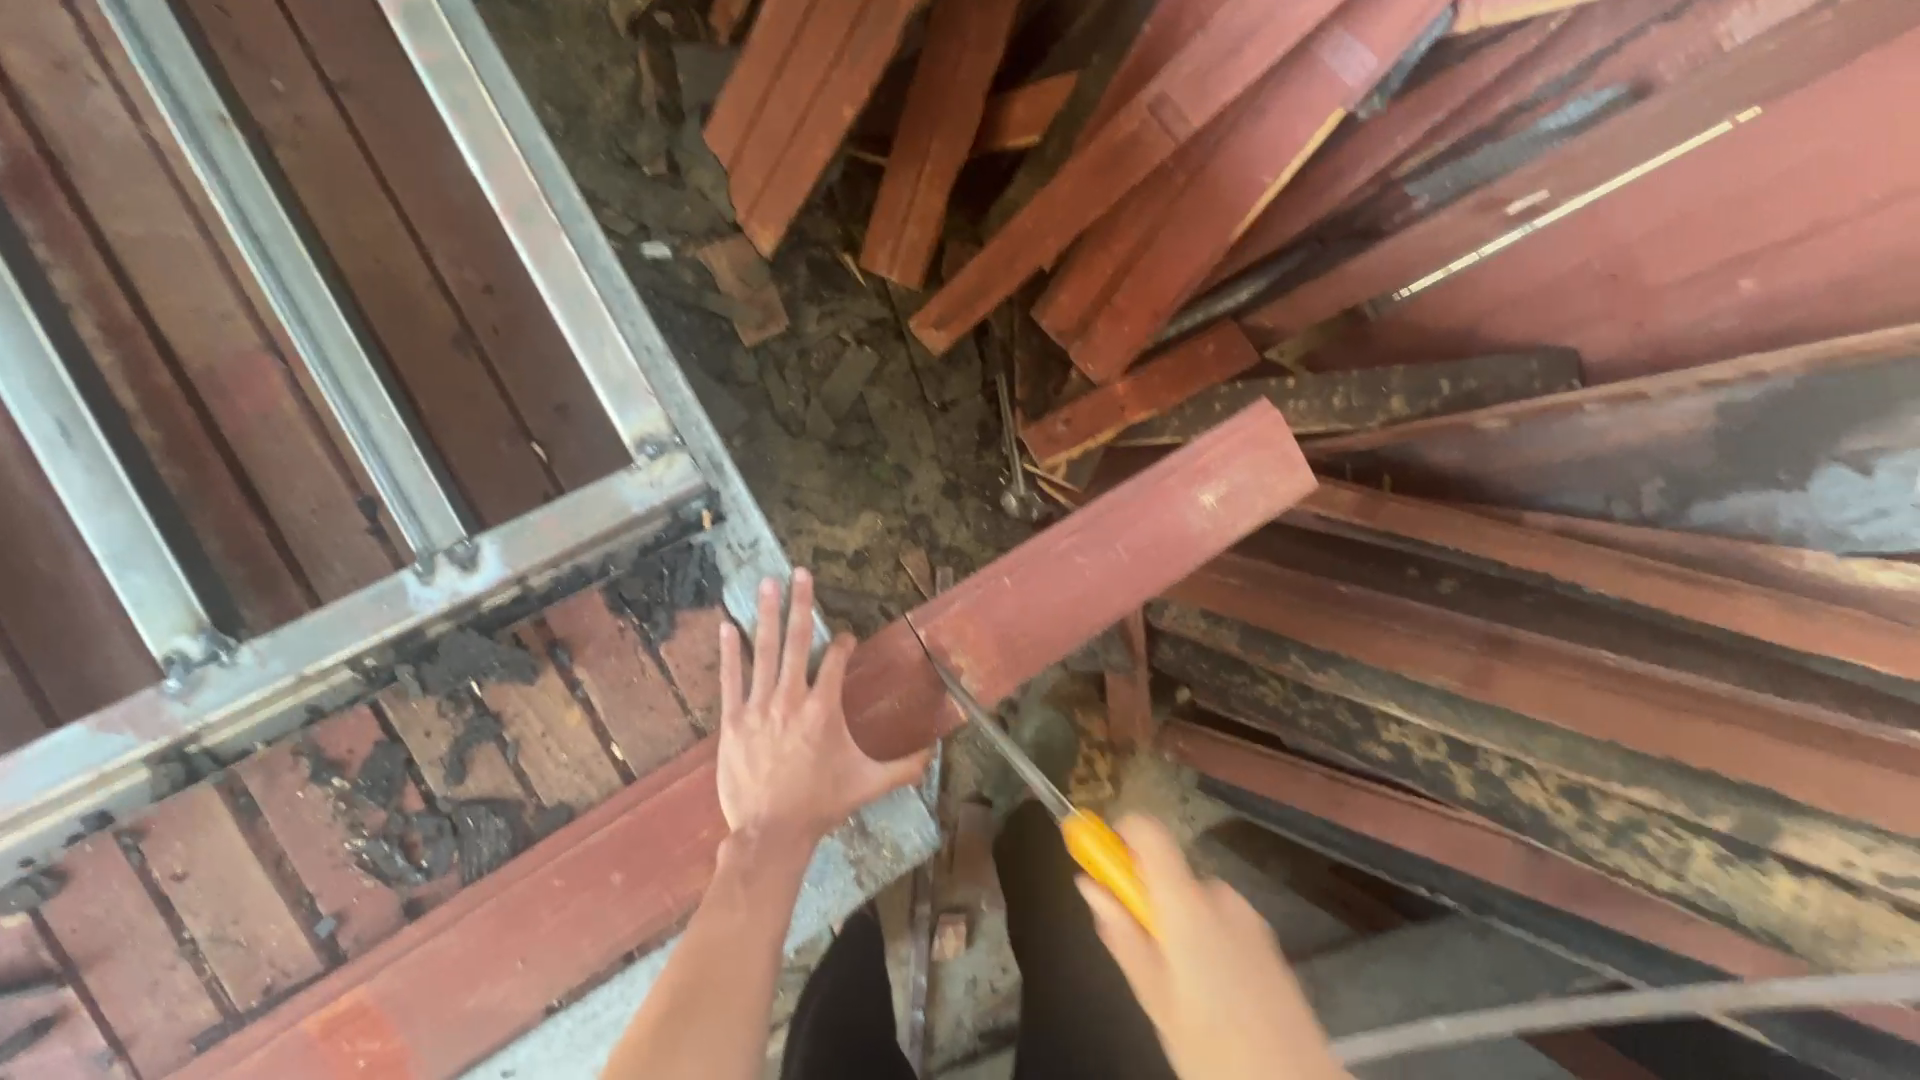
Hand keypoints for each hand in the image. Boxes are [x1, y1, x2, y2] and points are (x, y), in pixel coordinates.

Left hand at [715, 569, 930, 846]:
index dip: (842, 644)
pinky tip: (727, 626)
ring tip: (766, 584)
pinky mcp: (733, 721)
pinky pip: (731, 679)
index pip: (834, 661)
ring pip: (763, 652)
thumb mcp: (869, 785)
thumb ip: (904, 767)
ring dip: (766, 615)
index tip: (844, 638)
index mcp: (824, 710)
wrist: (771, 831)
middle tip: (800, 572)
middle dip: (800, 604)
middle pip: (796, 642)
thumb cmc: (822, 804)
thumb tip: (934, 754)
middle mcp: (791, 699)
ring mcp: (759, 707)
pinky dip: (730, 652)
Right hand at [1079, 816, 1349, 1079]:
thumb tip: (1090, 886)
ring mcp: (1249, 915)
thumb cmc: (1214, 1047)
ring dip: (1176, 923)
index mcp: (1187, 906)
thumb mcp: (1155, 997)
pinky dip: (1204, 937)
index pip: (1148, 832)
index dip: (1120, 834)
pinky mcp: (1267, 937)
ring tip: (1180, 985)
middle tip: (1142, 954)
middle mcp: (1220, 897)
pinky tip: (1212, 991)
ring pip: (1193, 899)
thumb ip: (1123, 935)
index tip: (1101, 861)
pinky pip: (1219, 918)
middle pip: (1169, 870)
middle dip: (1147, 900)